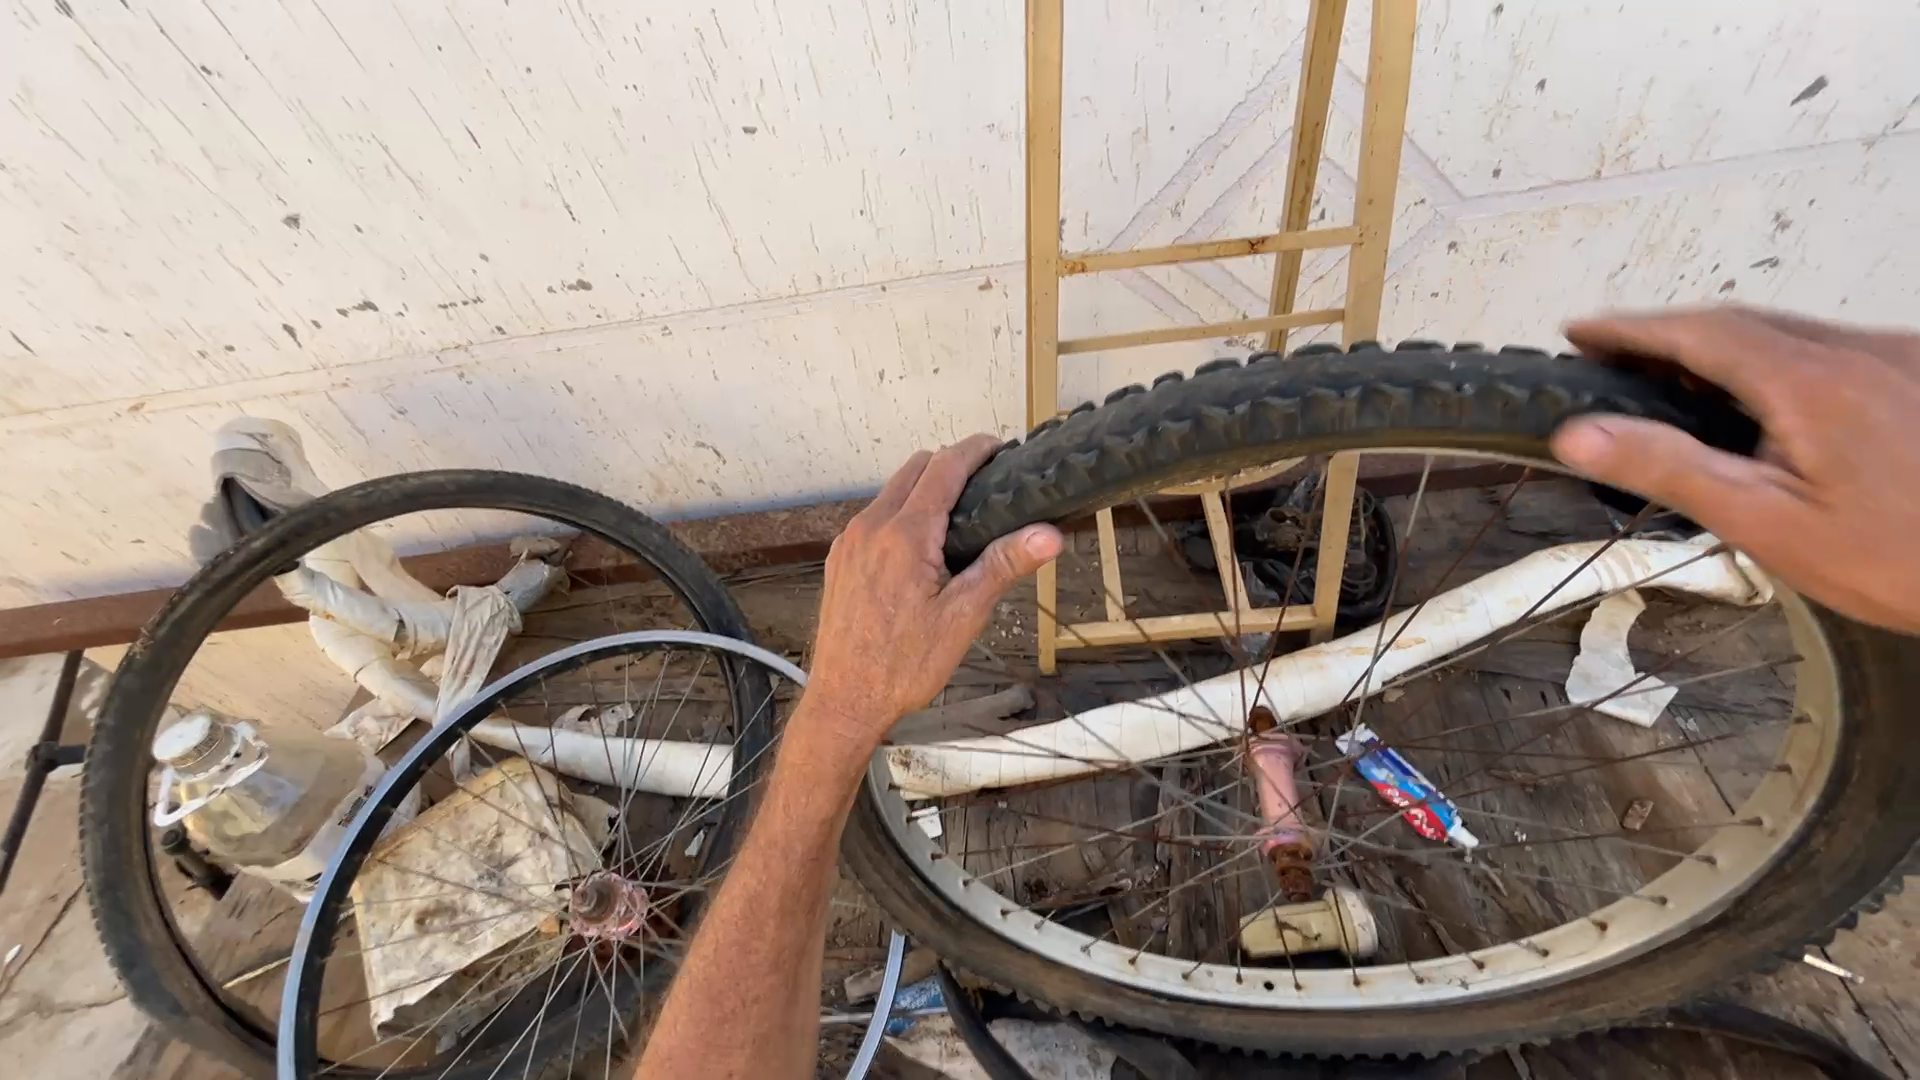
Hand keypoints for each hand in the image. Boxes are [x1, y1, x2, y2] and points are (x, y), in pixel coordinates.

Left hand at [802, 435, 1064, 753]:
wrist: (845, 701)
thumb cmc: (904, 666)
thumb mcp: (962, 616)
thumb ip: (1003, 565)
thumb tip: (1049, 534)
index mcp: (904, 535)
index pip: (944, 466)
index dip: (975, 449)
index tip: (1000, 448)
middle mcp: (870, 527)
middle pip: (915, 467)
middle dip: (951, 463)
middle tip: (986, 483)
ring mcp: (849, 542)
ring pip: (891, 491)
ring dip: (924, 488)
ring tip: (959, 516)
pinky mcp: (840, 560)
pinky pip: (874, 517)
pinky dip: (901, 513)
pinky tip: (921, 548)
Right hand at [1551, 306, 1919, 633]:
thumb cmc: (1898, 556)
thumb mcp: (1763, 519)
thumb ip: (1669, 468)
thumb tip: (1576, 434)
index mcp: (1812, 383)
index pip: (1701, 332)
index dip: (1630, 328)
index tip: (1576, 332)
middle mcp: (1863, 354)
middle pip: (1745, 322)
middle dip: (1666, 333)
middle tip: (1607, 357)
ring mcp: (1902, 362)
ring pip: (1789, 334)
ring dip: (1713, 346)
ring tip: (1661, 379)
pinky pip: (1826, 351)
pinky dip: (1762, 360)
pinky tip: (1746, 397)